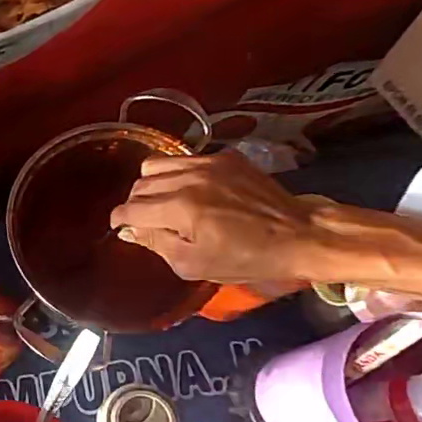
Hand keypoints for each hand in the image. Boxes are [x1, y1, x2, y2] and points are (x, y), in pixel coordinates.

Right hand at [108, 150, 338, 285]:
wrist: (300, 234)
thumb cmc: (247, 258)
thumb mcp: (194, 265)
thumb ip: (156, 244)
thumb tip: (131, 229)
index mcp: (179, 209)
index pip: (130, 208)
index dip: (120, 220)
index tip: (122, 228)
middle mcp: (188, 179)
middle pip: (140, 185)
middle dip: (136, 205)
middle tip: (147, 221)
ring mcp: (207, 163)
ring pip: (156, 165)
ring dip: (151, 185)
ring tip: (163, 201)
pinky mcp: (224, 157)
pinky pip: (183, 159)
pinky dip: (176, 174)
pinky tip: (189, 190)